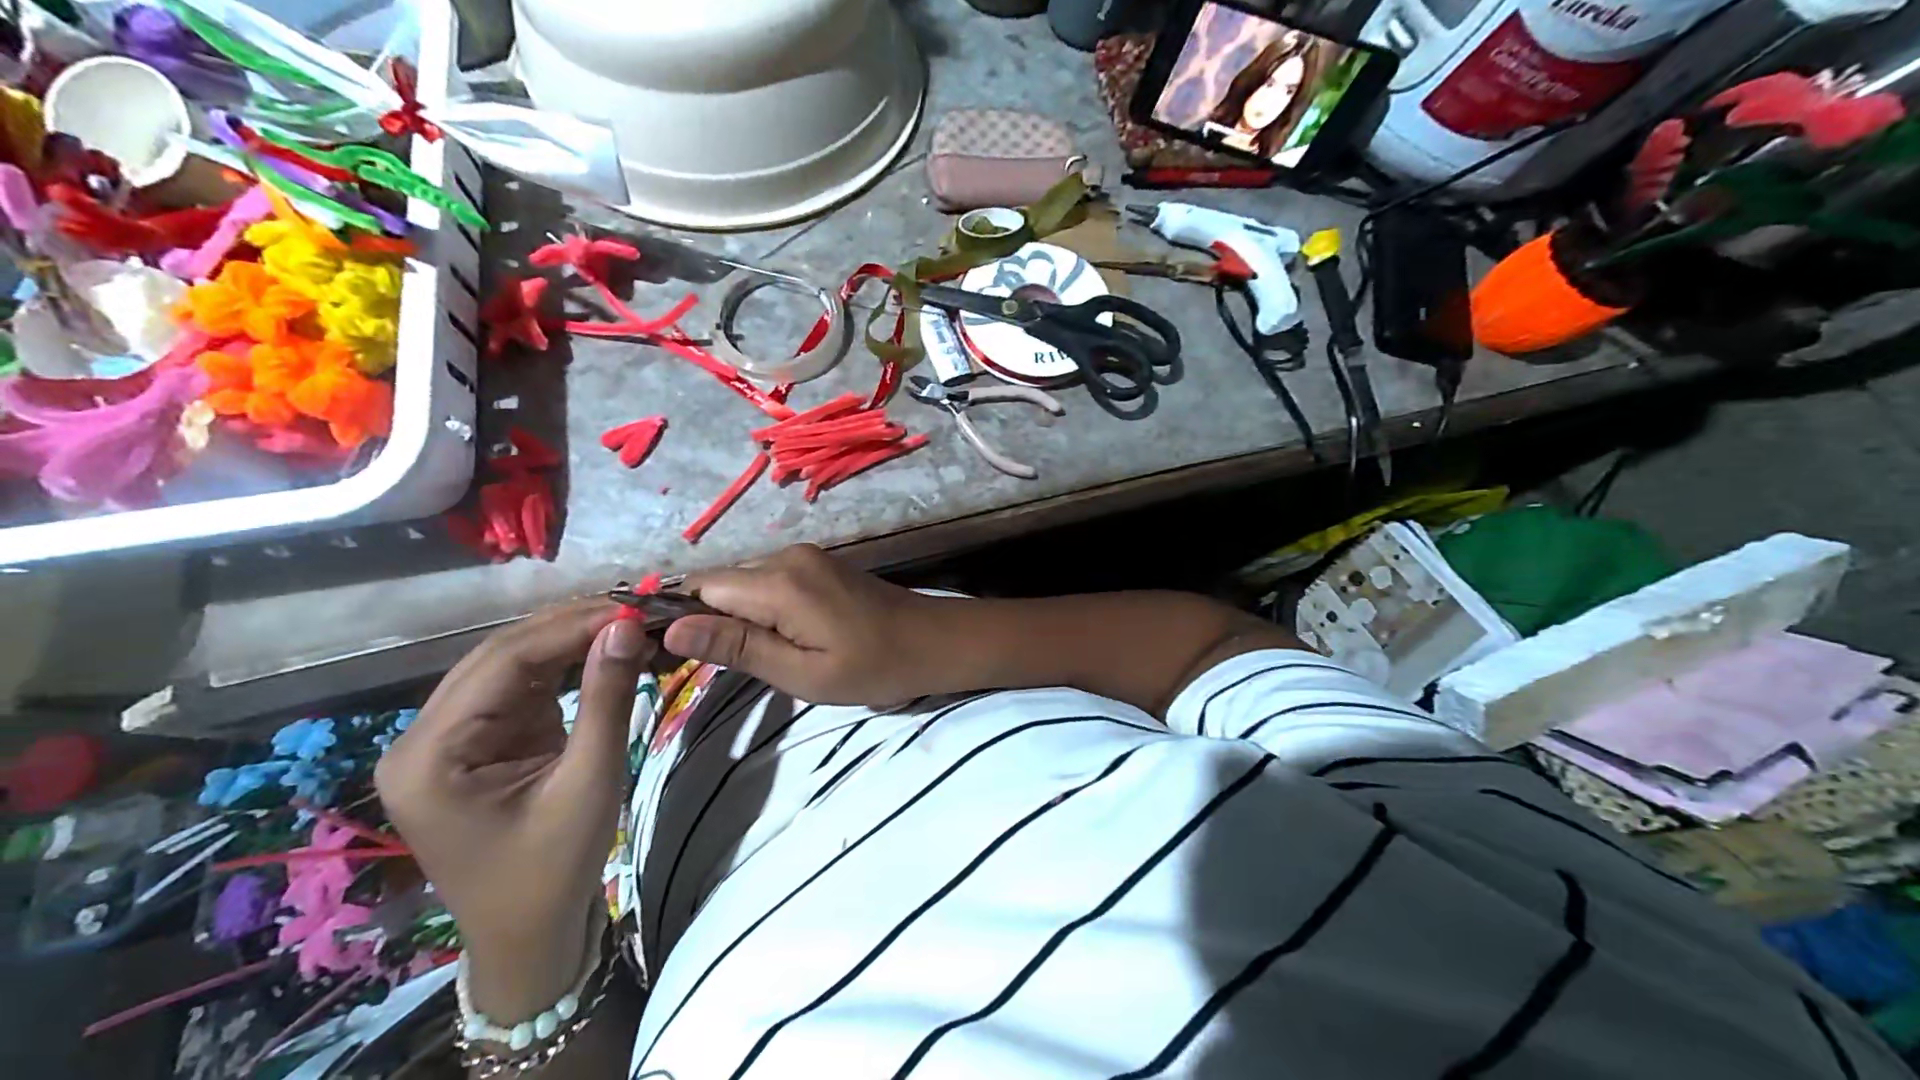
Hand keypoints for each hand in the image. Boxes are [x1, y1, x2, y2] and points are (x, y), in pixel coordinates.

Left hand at [375, 600, 654, 1020]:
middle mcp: (421, 738)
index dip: (568, 627)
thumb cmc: (553, 869)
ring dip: (566, 643)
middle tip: (632, 609)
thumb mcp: (589, 781)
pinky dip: (561, 669)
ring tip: (623, 623)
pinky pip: (517, 690)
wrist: (530, 934)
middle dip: (567, 628)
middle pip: (498, 657)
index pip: (502, 663)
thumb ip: (604, 698)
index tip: (630, 608)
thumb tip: (625, 625)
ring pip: (508, 667)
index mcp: (428, 755)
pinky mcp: (473, 744)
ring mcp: (444, 740)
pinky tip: (599, 652)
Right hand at [664, 544, 943, 705]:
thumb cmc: (872, 667)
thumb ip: (738, 647)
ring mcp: (804, 556)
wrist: (932, 641)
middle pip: (719, 582)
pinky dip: (757, 606)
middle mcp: (786, 556)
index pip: (699, 587)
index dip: (678, 618)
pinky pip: (767, 580)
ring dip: (733, 614)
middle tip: (713, 665)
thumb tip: (673, 628)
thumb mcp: (802, 673)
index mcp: (778, 583)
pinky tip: (773, 635)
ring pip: (742, 581)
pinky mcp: (816, 563)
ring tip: (747, 654)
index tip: (671, 656)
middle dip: (705, 618)